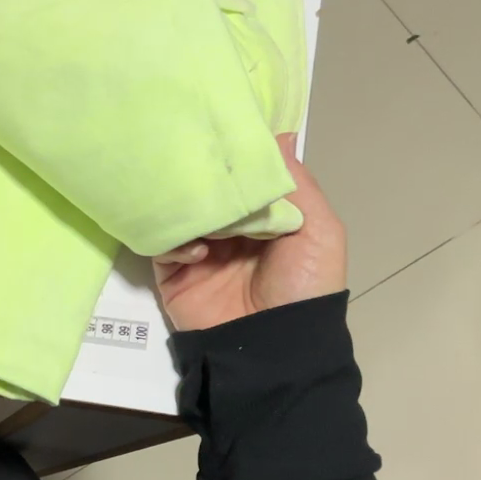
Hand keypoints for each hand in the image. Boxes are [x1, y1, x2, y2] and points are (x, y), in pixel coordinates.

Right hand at [153, 134, 347, 331]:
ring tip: (201, 213)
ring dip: (189, 211)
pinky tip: (196, 250)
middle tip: (201, 165)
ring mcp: (199, 255)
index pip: (245, 181)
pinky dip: (174, 243)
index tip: (226, 136)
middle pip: (209, 196)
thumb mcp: (318, 230)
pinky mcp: (173, 277)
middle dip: (207, 182)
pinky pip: (162, 249)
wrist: (273, 343)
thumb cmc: (304, 284)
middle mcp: (231, 234)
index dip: (237, 161)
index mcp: (267, 220)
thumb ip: (297, 185)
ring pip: (182, 218)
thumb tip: (280, 136)